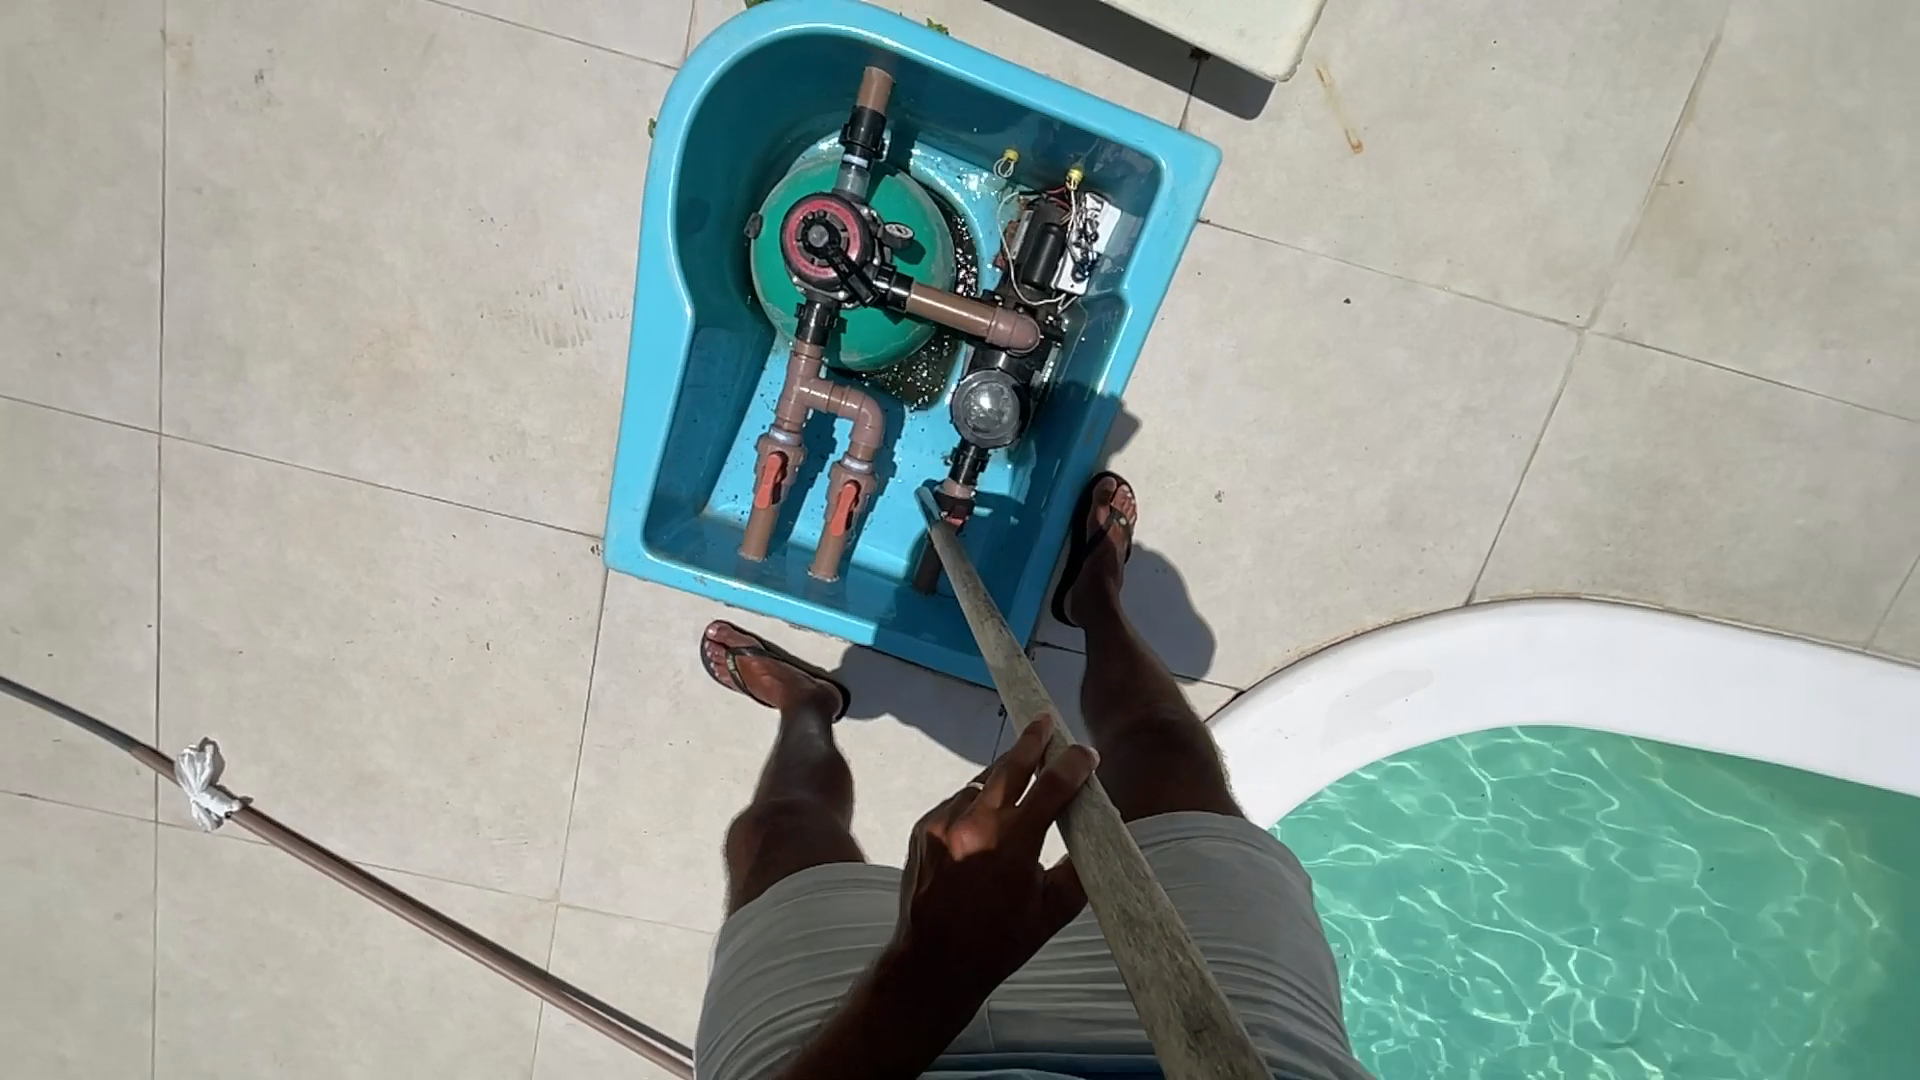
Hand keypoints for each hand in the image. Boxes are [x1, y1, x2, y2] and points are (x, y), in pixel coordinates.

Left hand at [891, 714, 1099, 999]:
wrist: (932, 963)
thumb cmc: (999, 942)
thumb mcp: (1051, 912)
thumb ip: (1079, 868)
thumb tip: (1101, 834)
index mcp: (1012, 844)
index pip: (1051, 787)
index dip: (1073, 765)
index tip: (1087, 753)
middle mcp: (975, 824)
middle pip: (1011, 766)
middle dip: (1033, 741)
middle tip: (1046, 720)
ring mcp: (944, 821)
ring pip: (983, 782)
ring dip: (1004, 778)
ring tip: (1020, 780)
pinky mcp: (925, 825)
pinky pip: (959, 800)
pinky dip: (977, 803)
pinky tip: (985, 821)